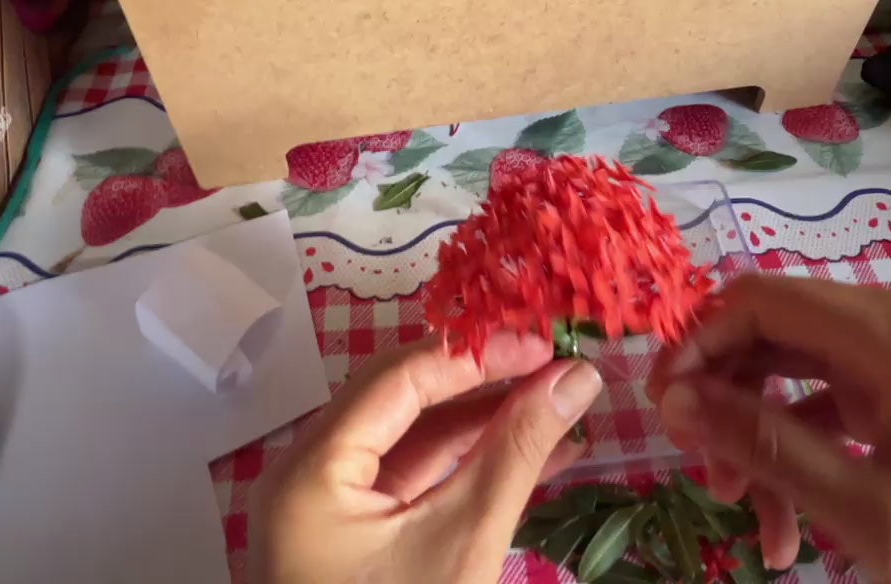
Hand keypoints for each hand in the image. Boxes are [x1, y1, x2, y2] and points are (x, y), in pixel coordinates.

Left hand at [250, 333, 603, 583]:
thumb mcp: (462, 547)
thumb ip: (517, 453)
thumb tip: (578, 377)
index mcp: (313, 468)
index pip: (400, 376)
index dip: (477, 353)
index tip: (543, 343)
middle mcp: (314, 471)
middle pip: (408, 398)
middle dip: (487, 381)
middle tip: (555, 364)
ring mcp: (338, 503)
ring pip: (420, 437)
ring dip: (491, 420)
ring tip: (561, 400)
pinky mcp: (365, 531)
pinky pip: (423, 477)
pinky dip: (477, 460)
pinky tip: (537, 447)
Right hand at [648, 275, 890, 583]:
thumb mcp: (875, 516)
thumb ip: (767, 446)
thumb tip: (676, 400)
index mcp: (885, 329)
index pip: (754, 300)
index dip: (697, 345)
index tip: (664, 412)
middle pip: (773, 333)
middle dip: (729, 399)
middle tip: (711, 477)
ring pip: (800, 374)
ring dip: (766, 437)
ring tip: (760, 526)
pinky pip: (840, 405)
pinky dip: (809, 452)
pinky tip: (802, 525)